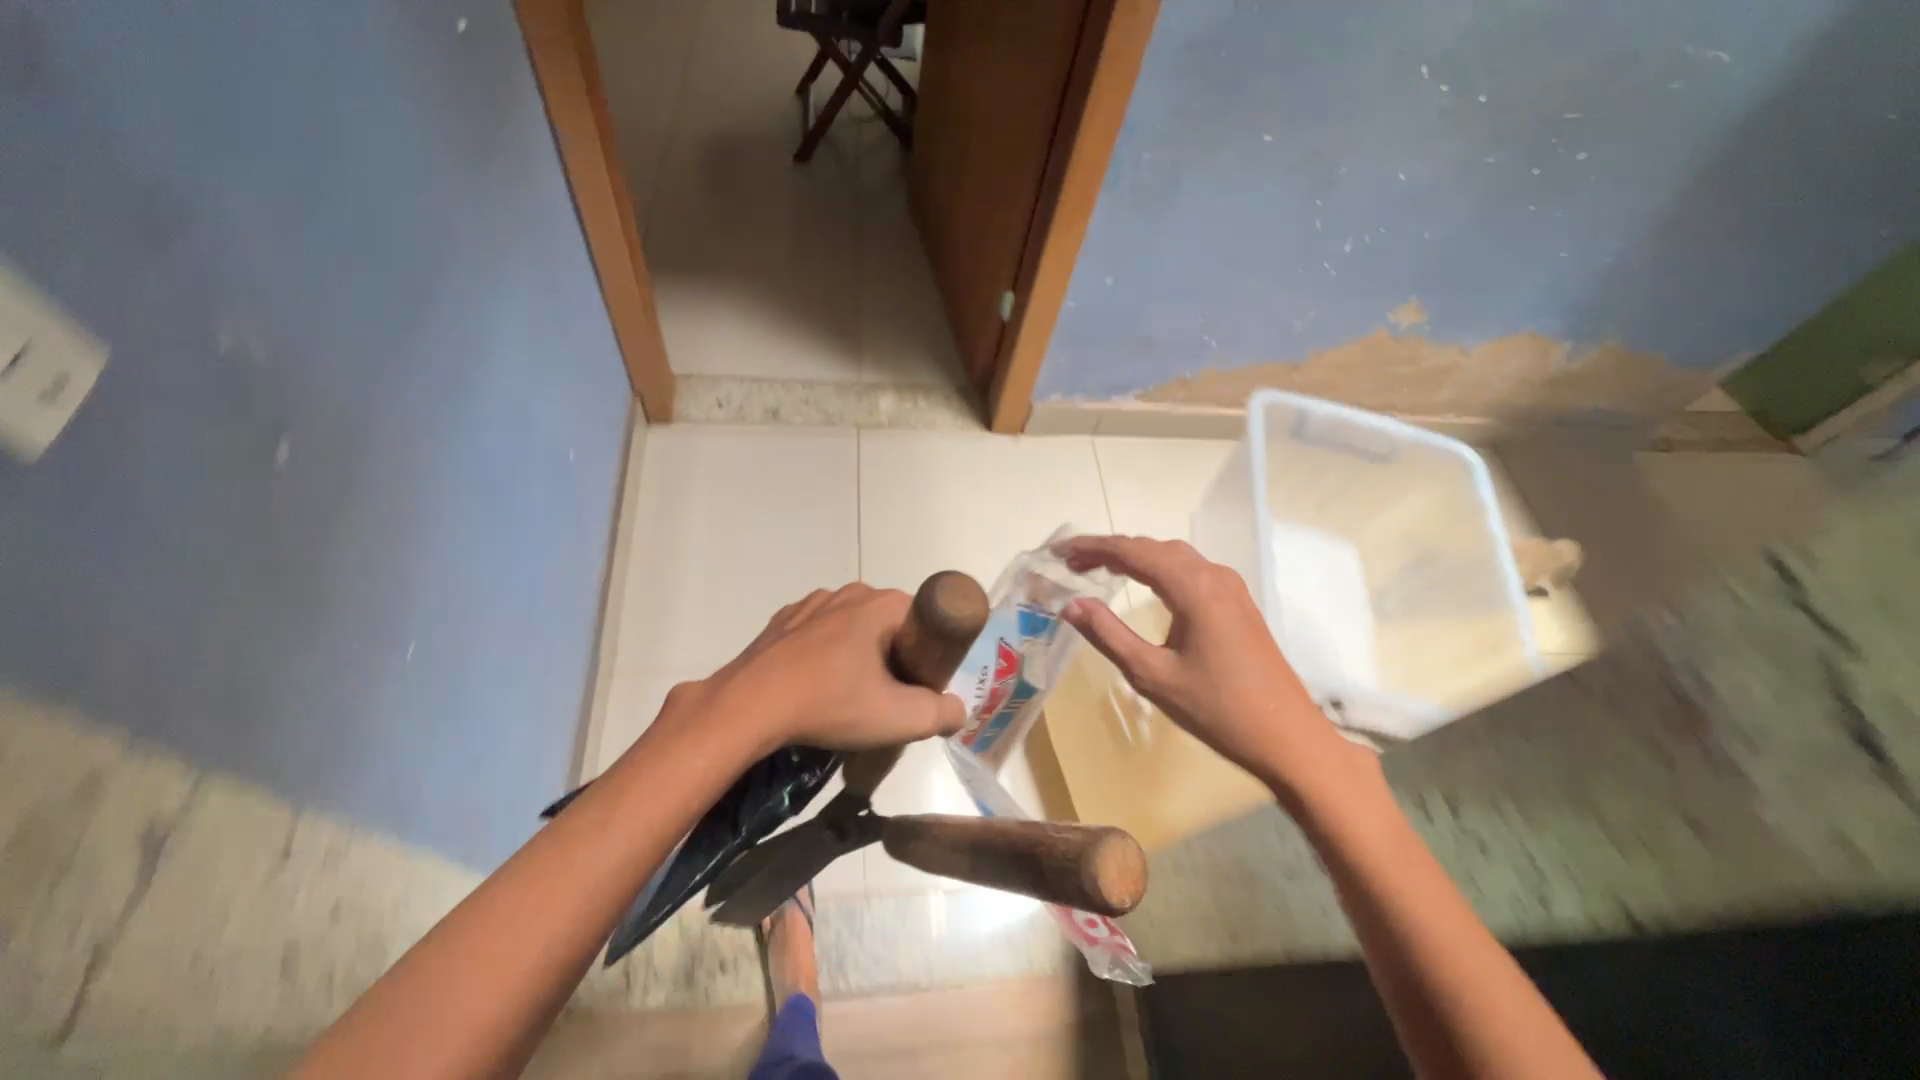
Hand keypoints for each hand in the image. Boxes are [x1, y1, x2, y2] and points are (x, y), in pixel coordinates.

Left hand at [689, 583, 966, 753]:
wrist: (749, 707)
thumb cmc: (831, 704)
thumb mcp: (900, 719)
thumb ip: (942, 713)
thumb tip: (956, 710)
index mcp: (880, 604)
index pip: (924, 621)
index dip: (928, 655)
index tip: (918, 688)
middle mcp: (848, 593)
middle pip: (888, 625)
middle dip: (893, 658)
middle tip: (886, 700)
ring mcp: (809, 605)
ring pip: (850, 629)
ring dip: (856, 657)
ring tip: (846, 697)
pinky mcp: (780, 623)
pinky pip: (816, 637)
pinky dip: (822, 658)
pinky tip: (814, 688)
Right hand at [1059, 536, 1374, 806]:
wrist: (1287, 737)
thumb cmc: (1217, 709)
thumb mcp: (1153, 675)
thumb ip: (1110, 635)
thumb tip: (1072, 605)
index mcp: (1194, 589)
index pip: (1134, 552)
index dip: (1093, 548)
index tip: (1059, 552)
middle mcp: (1215, 577)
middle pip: (1154, 548)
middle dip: (1111, 550)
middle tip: (1072, 564)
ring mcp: (1231, 590)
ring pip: (1175, 557)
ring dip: (1136, 558)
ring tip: (1099, 570)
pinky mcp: (1239, 605)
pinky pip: (1191, 572)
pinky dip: (1159, 570)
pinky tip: (1144, 586)